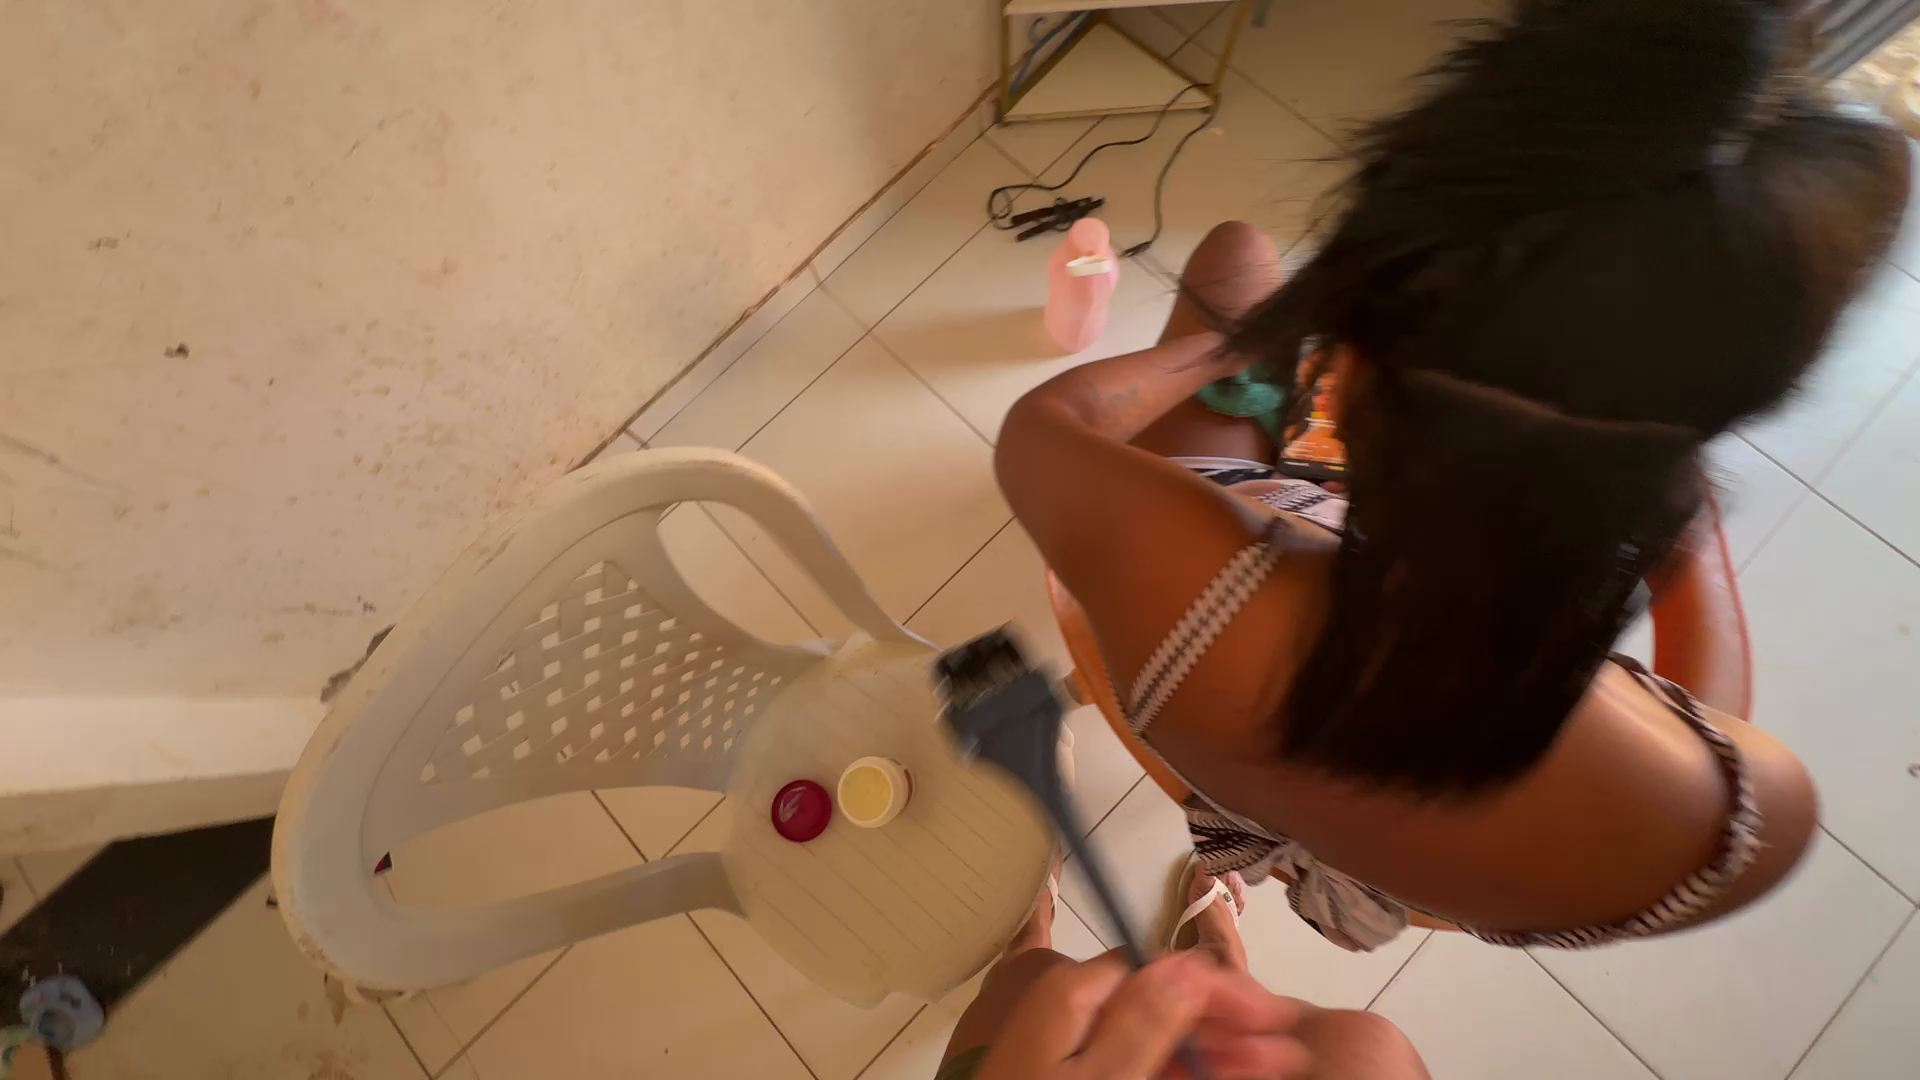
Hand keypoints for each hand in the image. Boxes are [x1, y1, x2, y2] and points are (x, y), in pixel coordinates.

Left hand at [975, 952, 1309, 1079]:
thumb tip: (1188, 963)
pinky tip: (1199, 1071)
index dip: (1220, 993)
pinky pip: (1128, 1054)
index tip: (1273, 1025)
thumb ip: (1143, 1022)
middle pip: (1159, 998)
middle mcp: (1073, 998)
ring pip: (1149, 1030)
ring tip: (1260, 1066)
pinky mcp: (1068, 1061)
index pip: (1162, 968)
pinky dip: (1165, 1063)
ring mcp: (1070, 1032)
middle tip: (1281, 1058)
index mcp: (1077, 988)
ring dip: (1201, 1048)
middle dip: (1217, 1025)